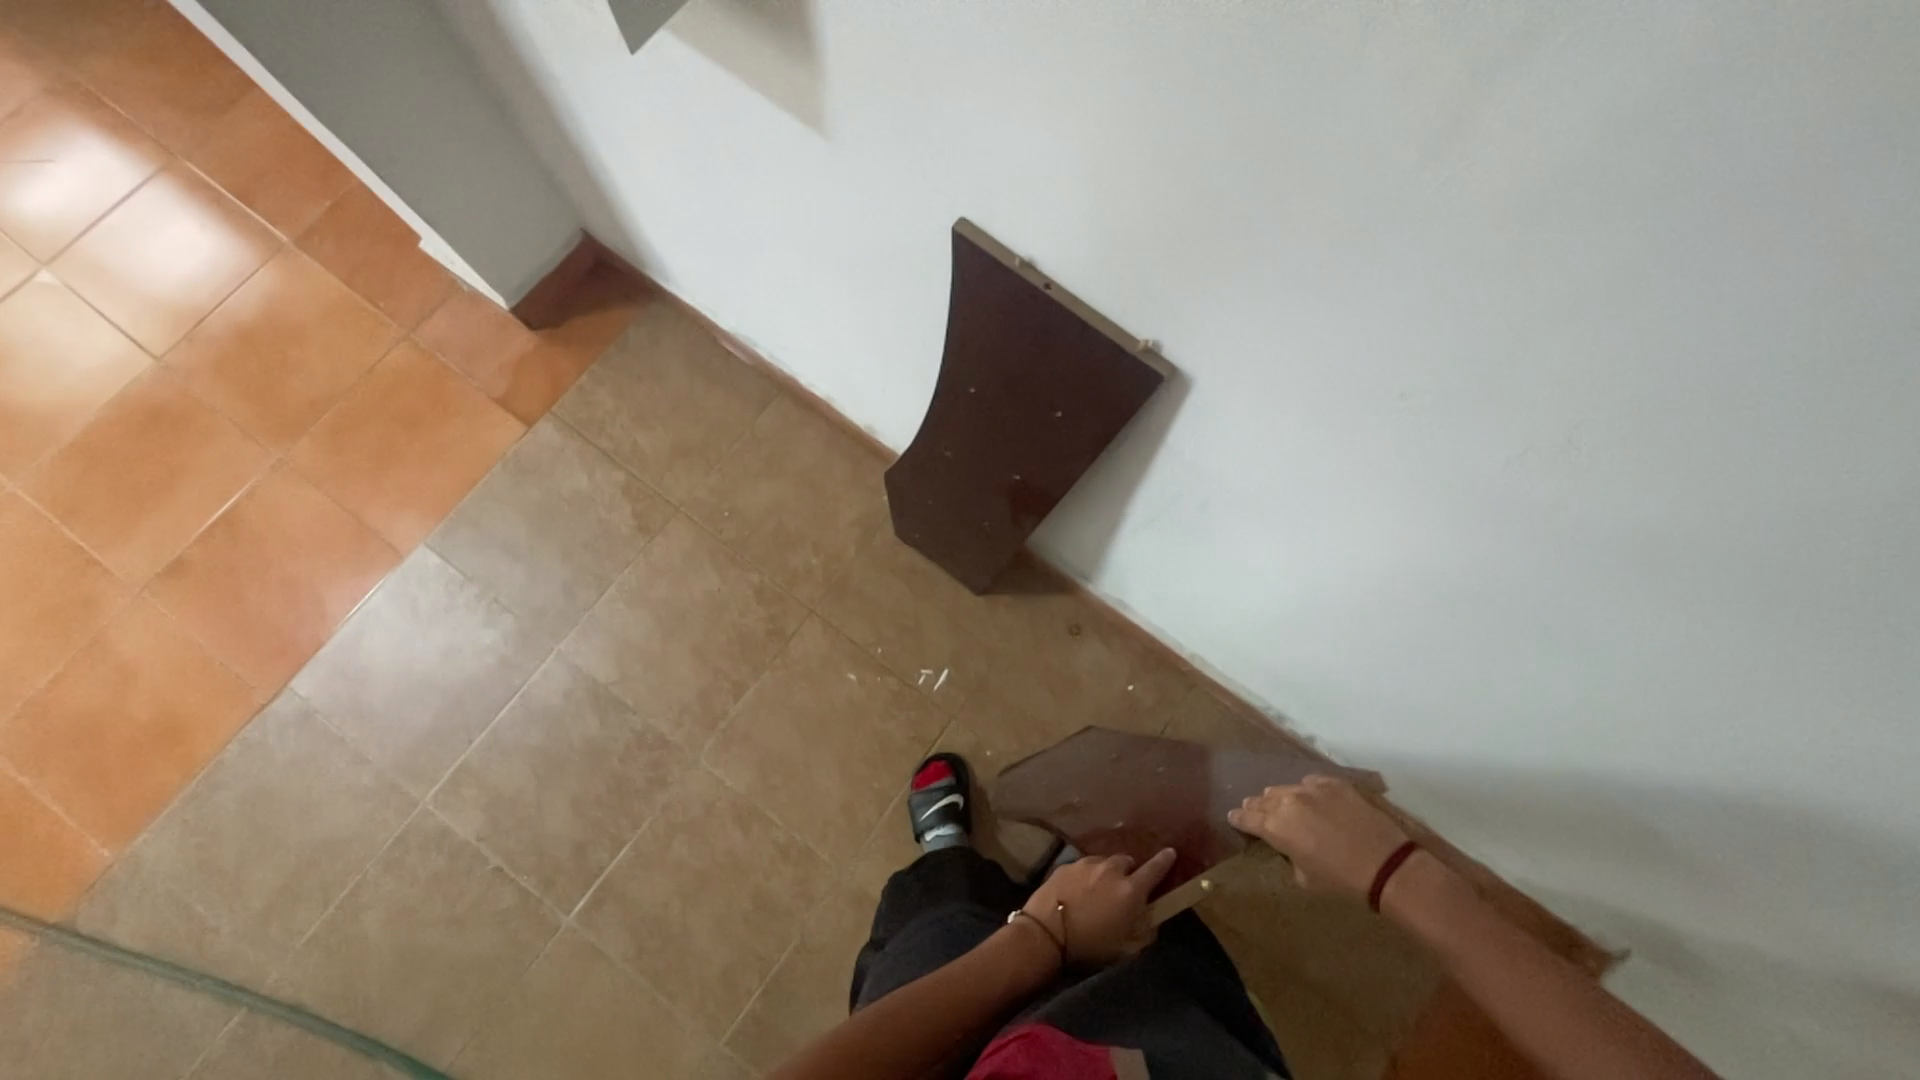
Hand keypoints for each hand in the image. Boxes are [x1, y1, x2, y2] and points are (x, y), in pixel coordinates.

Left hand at [1021, 848, 1176, 965]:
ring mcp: (1086, 864)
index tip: (1170, 853)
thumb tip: (1152, 918)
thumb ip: (1146, 931)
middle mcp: (1110, 870)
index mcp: (1130, 890)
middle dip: (1129, 872)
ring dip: (1106, 873)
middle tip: (1124, 889)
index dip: (1165, 861)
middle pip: (1127, 862)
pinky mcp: (1065, 865)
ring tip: (1098, 891)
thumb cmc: (1090, 946)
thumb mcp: (1127, 949)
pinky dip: (1086, 876)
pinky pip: (1083, 867)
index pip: (1155, 869)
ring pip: (1104, 862)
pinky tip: (1077, 892)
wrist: (1045, 934)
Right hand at [1228, 775, 1411, 897]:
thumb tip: (1289, 846)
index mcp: (1275, 827)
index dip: (1237, 819)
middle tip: (1257, 813)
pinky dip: (1307, 791)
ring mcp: (1311, 789)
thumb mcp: (1304, 878)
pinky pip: (1310, 782)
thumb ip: (1288, 856)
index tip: (1233, 818)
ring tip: (1285, 805)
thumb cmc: (1341, 880)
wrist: (1386, 865)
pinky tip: (1313, 799)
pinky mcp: (1333, 784)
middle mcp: (1287, 802)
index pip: (1245, 818)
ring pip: (1283, 789)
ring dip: (1280, 798)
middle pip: (1262, 799)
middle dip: (1256, 807)